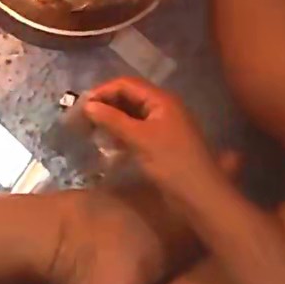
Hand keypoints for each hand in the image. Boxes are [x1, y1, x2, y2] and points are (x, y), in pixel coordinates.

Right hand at [82, 77, 235, 211]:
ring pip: (131, 113)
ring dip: (111, 118)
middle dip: (106, 103)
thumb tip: (87, 105)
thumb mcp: (139, 139)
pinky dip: (120, 131)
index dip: (103, 91)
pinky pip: (136, 128)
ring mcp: (162, 125)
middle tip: (84, 116)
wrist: (202, 199)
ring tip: (91, 127)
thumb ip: (112, 119)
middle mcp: (163, 107)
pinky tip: (108, 141)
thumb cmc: (172, 163)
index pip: (126, 84)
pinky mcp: (160, 141)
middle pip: (128, 96)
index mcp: (162, 100)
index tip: (82, 104)